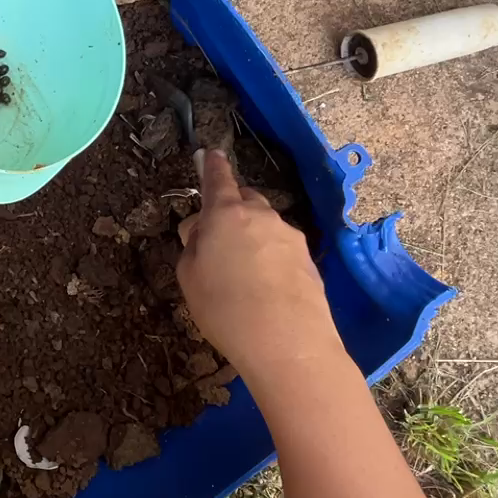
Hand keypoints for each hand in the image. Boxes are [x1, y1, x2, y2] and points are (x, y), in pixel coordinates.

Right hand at [176, 148, 342, 384]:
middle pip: (244, 201)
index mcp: (226, 214)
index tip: (211, 153)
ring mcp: (290, 237)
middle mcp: (261, 216)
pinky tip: (264, 290)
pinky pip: (281, 250)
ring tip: (240, 277)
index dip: (212, 166)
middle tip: (215, 244)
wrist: (289, 345)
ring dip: (251, 239)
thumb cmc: (225, 307)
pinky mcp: (309, 261)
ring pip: (264, 227)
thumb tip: (203, 231)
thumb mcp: (188, 276)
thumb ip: (193, 245)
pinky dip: (270, 259)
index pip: (217, 179)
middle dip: (230, 213)